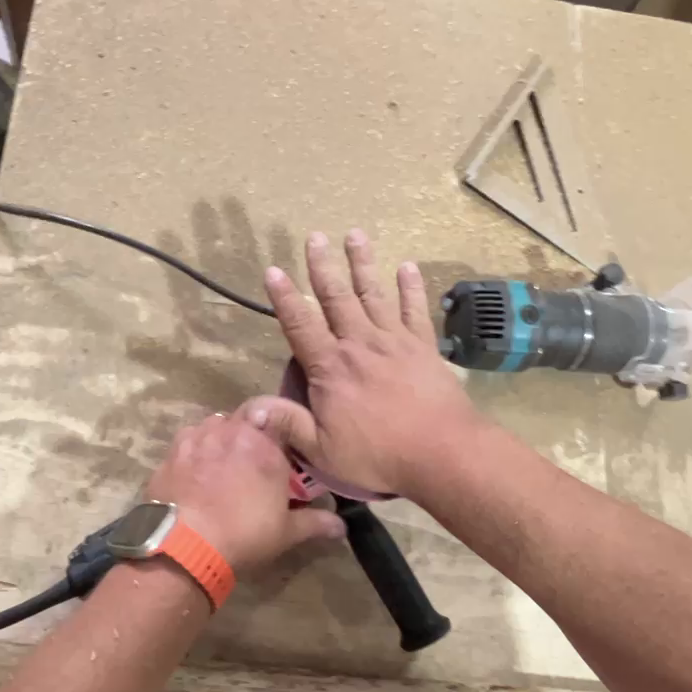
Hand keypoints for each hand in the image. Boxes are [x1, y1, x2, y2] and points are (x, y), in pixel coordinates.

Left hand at [145, 414, 344, 575]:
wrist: (184, 547)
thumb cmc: (244, 535)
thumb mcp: (286, 532)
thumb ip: (315, 522)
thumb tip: (342, 526)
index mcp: (266, 444)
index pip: (279, 414)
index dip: (281, 427)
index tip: (283, 447)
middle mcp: (232, 430)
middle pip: (246, 418)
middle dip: (251, 434)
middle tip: (253, 462)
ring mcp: (198, 437)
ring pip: (216, 426)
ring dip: (223, 439)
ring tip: (224, 466)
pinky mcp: (173, 450)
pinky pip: (190, 439)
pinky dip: (196, 450)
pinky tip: (197, 472)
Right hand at [242, 230, 482, 496]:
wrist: (443, 453)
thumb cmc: (379, 456)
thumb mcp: (323, 451)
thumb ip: (287, 425)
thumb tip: (249, 409)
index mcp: (330, 368)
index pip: (300, 325)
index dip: (284, 298)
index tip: (273, 271)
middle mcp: (359, 345)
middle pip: (337, 298)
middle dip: (323, 267)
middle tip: (315, 237)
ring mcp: (394, 342)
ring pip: (373, 294)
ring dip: (362, 264)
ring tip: (355, 234)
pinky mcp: (424, 347)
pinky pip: (415, 310)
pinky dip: (411, 288)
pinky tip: (407, 267)